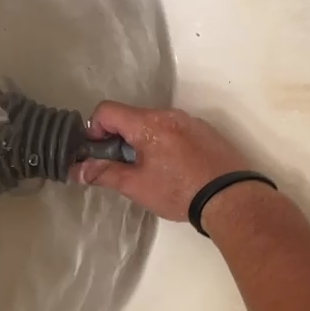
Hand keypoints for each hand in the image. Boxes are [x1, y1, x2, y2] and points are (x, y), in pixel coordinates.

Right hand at [75, 103, 252, 220]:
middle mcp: (169, 114)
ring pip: (153, 123)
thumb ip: (103, 173)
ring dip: (142, 141)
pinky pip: (174, 130)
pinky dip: (164, 143)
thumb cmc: (179, 191)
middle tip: (123, 166)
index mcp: (147, 123)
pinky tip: (173, 168)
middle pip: (130, 117)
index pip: (106, 111)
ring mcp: (190, 121)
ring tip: (150, 170)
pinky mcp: (207, 132)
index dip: (94, 129)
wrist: (233, 199)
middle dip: (119, 138)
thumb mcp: (136, 186)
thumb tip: (76, 170)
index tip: (98, 152)